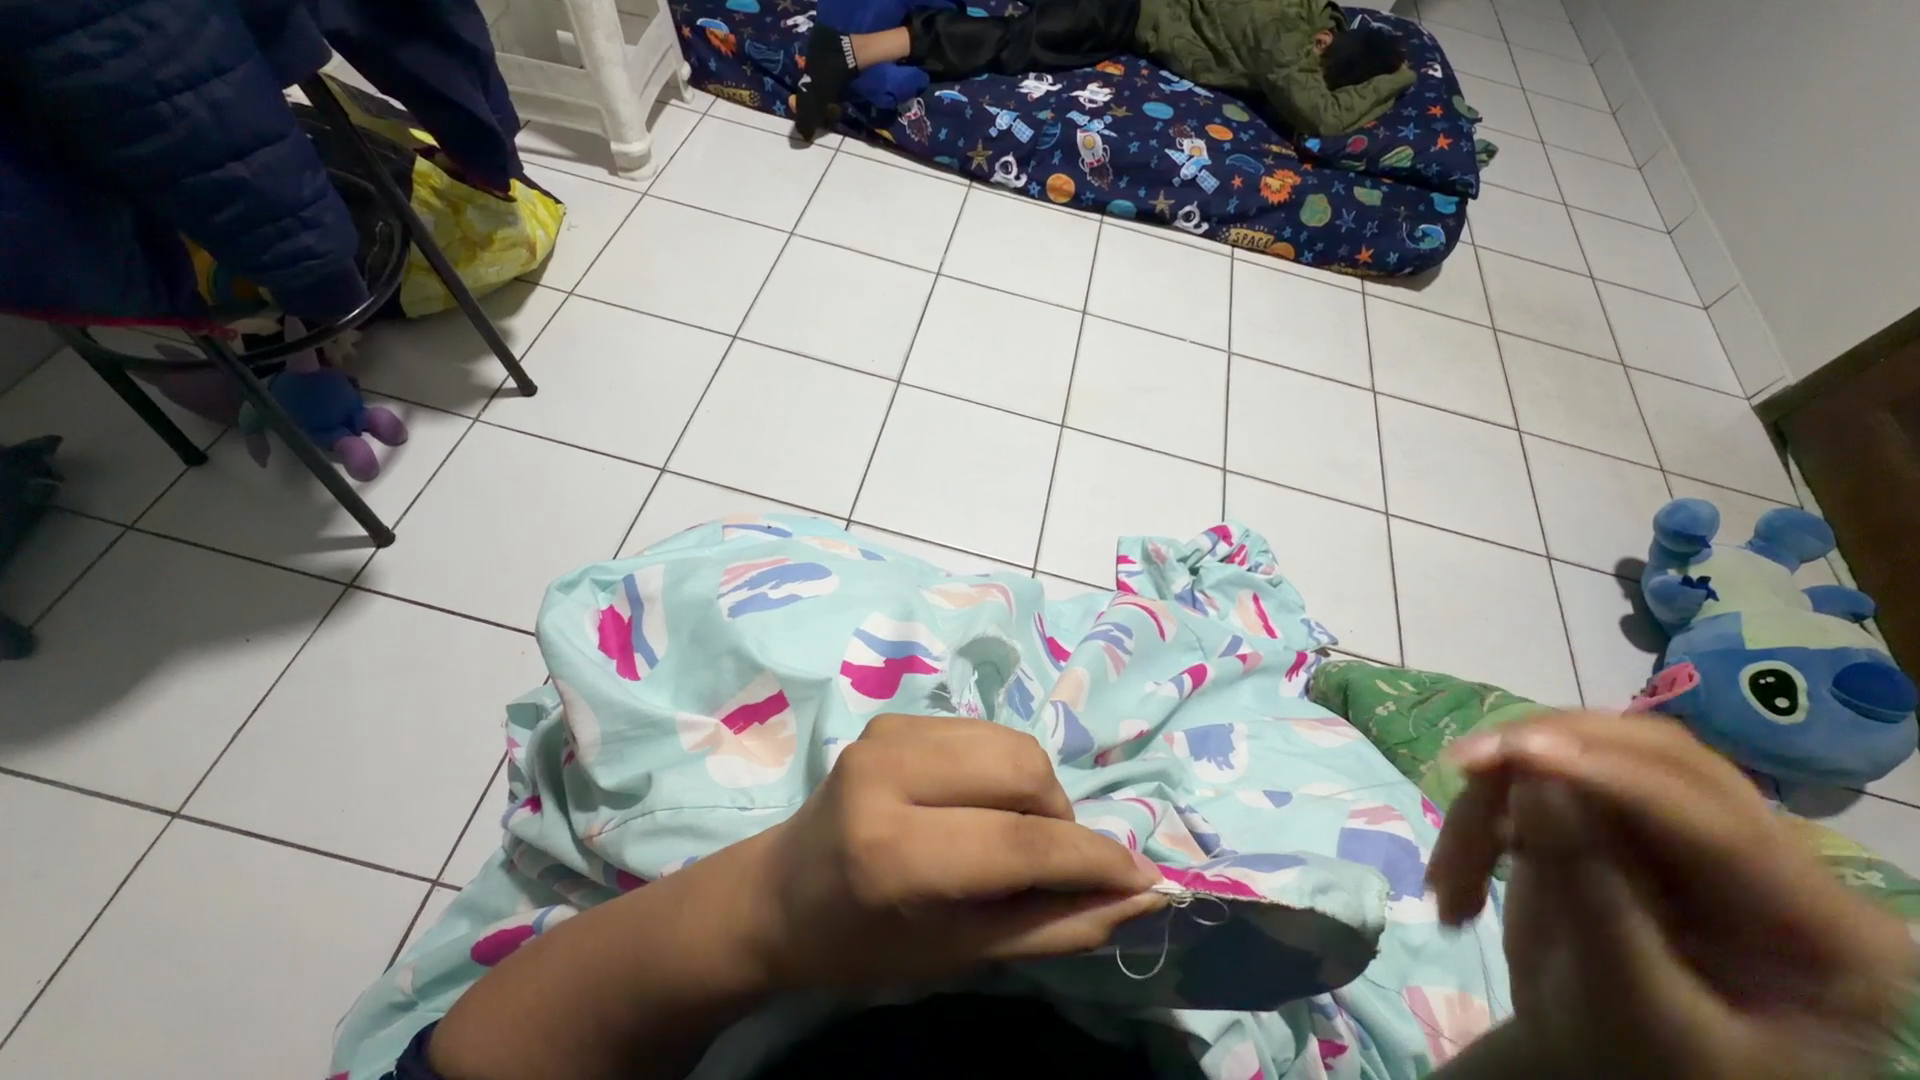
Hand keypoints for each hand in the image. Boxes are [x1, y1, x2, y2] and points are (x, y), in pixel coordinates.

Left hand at [737, 714, 1165, 988]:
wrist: (779, 895)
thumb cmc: (865, 942)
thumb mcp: (960, 954)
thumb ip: (1055, 925)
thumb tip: (1142, 896)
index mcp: (892, 851)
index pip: (1019, 843)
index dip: (1092, 860)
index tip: (1141, 876)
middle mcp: (885, 774)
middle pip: (1023, 770)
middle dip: (1058, 819)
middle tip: (1047, 863)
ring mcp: (884, 735)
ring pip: (1010, 744)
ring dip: (1033, 793)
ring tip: (1008, 836)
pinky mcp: (891, 719)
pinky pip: (983, 733)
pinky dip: (1002, 771)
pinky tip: (976, 806)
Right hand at [1428, 712, 1915, 1079]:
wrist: (1603, 1077)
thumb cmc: (1637, 1072)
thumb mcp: (1627, 1008)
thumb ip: (1592, 894)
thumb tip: (1535, 776)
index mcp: (1819, 927)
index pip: (1715, 819)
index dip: (1610, 777)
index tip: (1514, 753)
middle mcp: (1771, 859)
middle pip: (1654, 758)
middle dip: (1545, 757)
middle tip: (1462, 768)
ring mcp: (1694, 833)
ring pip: (1589, 757)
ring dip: (1501, 795)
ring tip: (1446, 879)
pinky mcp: (1627, 822)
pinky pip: (1549, 782)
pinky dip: (1489, 815)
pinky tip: (1460, 871)